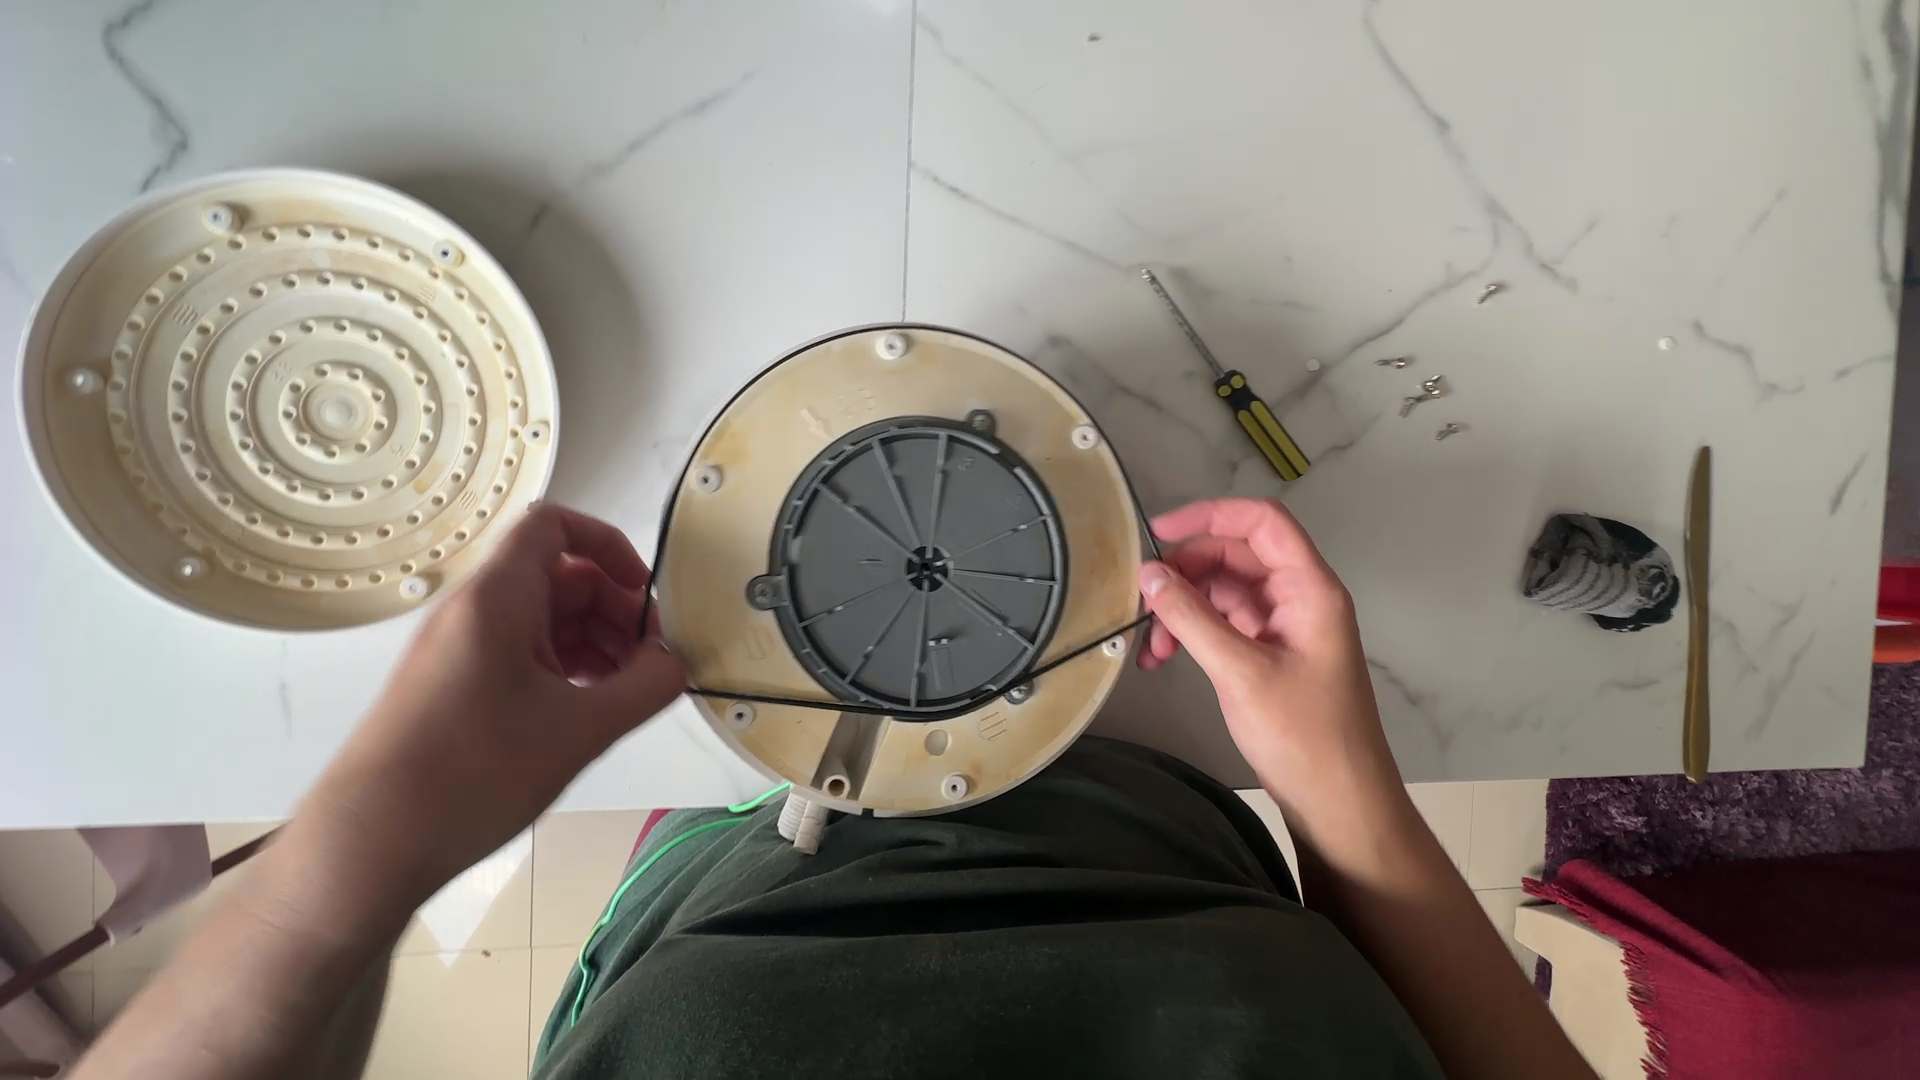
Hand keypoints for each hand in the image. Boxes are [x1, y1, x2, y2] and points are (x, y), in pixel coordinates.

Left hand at [304, 504, 685, 897]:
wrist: (363, 852)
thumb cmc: (474, 774)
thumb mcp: (582, 729)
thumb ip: (648, 686)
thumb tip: (678, 663)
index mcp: (497, 599)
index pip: (554, 524)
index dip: (610, 544)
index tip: (645, 593)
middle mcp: (475, 611)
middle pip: (562, 575)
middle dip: (617, 608)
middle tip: (651, 659)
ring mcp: (463, 648)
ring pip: (548, 617)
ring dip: (599, 641)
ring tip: (627, 690)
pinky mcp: (458, 684)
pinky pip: (526, 651)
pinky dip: (569, 666)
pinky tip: (592, 707)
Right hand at [1136, 498, 1397, 810]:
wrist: (1338, 803)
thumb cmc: (1302, 735)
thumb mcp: (1240, 671)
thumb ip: (1192, 618)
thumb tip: (1148, 574)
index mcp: (1309, 588)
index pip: (1261, 522)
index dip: (1210, 515)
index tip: (1157, 532)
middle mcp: (1296, 597)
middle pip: (1233, 556)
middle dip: (1184, 574)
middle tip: (1142, 601)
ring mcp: (1280, 625)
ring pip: (1220, 591)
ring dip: (1180, 609)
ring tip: (1149, 646)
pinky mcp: (1265, 651)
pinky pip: (1220, 623)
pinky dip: (1189, 633)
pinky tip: (1161, 657)